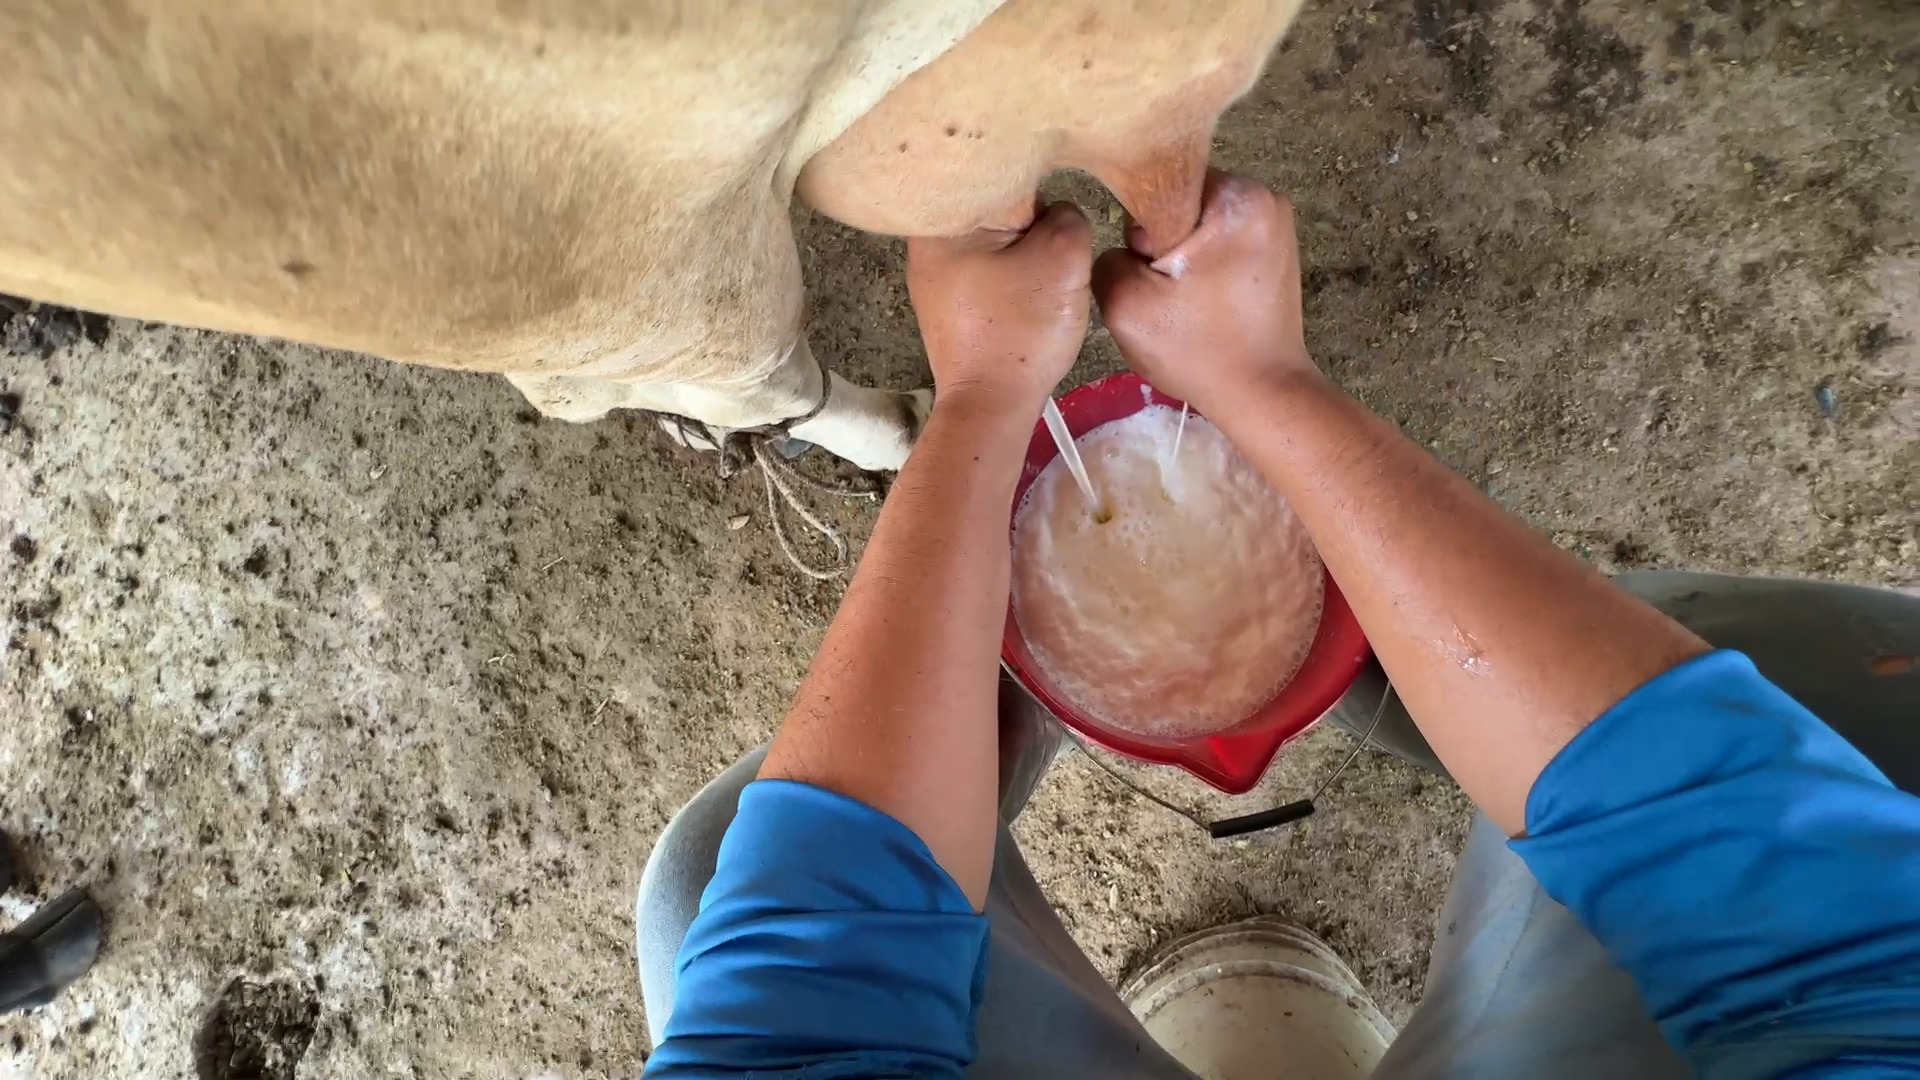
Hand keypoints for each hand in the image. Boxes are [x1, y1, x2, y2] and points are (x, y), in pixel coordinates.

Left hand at [908, 201, 1092, 411]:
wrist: (992, 405)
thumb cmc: (1020, 331)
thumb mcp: (1062, 256)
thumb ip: (1068, 213)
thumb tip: (1055, 216)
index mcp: (942, 217)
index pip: (1001, 172)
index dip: (1039, 187)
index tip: (1050, 216)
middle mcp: (925, 241)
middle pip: (996, 206)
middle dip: (1029, 224)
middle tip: (1045, 252)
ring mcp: (933, 277)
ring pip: (994, 241)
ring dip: (1021, 254)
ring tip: (1034, 280)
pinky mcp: (947, 306)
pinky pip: (986, 273)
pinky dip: (1008, 280)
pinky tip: (1019, 301)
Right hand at [1092, 172, 1318, 414]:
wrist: (1260, 393)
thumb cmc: (1197, 350)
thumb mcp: (1126, 306)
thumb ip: (1107, 262)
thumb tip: (1125, 253)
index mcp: (1234, 196)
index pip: (1160, 187)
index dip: (1140, 234)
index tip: (1152, 277)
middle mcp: (1264, 196)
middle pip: (1180, 207)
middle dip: (1163, 249)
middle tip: (1168, 299)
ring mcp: (1276, 225)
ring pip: (1198, 230)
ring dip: (1182, 264)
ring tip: (1187, 307)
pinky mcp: (1277, 254)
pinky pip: (1220, 248)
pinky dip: (1204, 274)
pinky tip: (1205, 307)